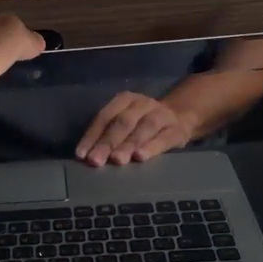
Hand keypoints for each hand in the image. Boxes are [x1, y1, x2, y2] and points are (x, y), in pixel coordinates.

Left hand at [74, 92, 198, 165]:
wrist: (181, 117)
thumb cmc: (142, 125)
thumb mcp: (124, 123)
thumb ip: (106, 136)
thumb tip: (85, 157)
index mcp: (125, 100)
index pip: (105, 117)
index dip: (92, 136)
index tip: (81, 156)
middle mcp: (142, 104)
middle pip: (122, 122)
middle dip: (107, 142)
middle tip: (96, 161)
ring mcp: (161, 115)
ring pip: (143, 128)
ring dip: (128, 145)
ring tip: (117, 160)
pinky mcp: (177, 130)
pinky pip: (163, 138)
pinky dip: (151, 148)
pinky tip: (140, 157)